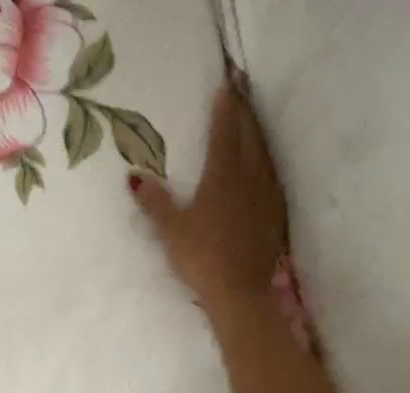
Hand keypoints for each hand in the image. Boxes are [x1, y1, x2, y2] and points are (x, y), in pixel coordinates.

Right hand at [133, 80, 289, 314]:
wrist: (240, 291)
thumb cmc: (201, 258)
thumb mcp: (171, 230)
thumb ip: (155, 203)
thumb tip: (134, 178)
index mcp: (222, 175)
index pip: (225, 131)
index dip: (225, 107)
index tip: (226, 84)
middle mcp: (249, 176)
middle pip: (250, 135)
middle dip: (245, 111)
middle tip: (241, 90)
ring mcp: (266, 194)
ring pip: (264, 153)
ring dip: (258, 132)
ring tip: (252, 119)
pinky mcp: (275, 213)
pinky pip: (272, 175)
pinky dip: (266, 161)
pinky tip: (263, 164)